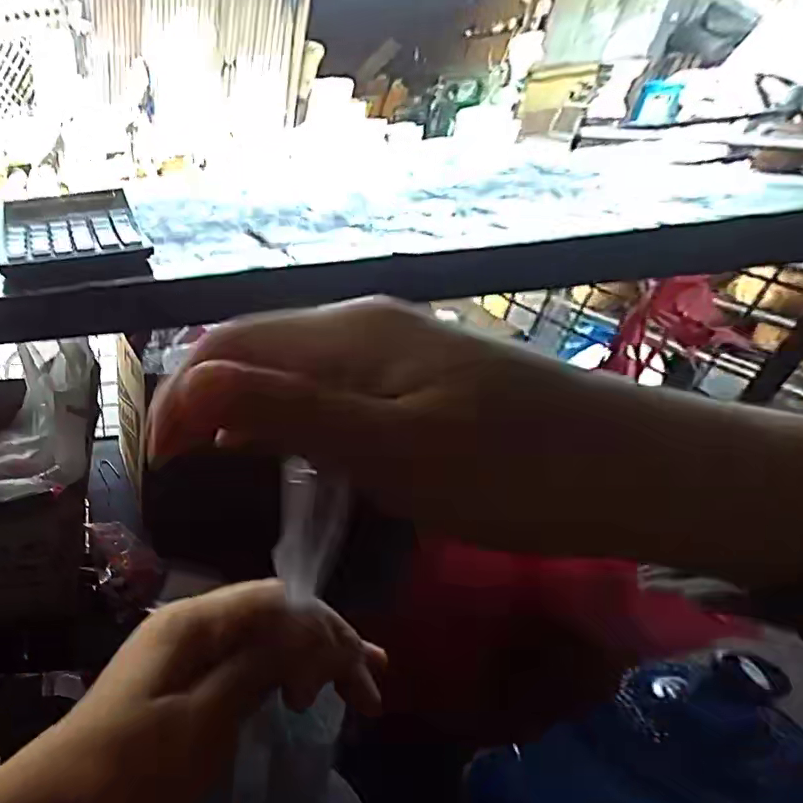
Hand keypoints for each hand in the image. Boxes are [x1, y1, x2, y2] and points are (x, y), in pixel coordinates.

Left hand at [0, 581, 379, 802]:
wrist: (64, 790)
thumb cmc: (132, 765)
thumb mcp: (203, 723)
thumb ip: (255, 670)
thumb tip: (310, 631)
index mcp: (191, 624)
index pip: (276, 599)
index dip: (325, 628)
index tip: (355, 681)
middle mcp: (186, 623)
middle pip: (271, 614)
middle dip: (325, 644)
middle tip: (371, 692)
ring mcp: (180, 647)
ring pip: (258, 637)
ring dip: (307, 659)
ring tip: (358, 689)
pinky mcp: (177, 673)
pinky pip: (236, 660)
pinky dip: (275, 673)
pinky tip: (302, 690)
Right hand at [147, 297, 802, 587]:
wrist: (643, 476)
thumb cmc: (515, 473)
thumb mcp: (390, 450)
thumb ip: (287, 411)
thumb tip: (191, 383)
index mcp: (346, 335)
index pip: (225, 348)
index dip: (177, 397)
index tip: (158, 462)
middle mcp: (354, 326)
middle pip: (244, 349)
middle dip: (193, 399)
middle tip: (172, 466)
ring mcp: (379, 350)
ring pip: (274, 367)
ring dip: (226, 406)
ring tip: (202, 458)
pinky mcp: (399, 379)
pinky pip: (309, 387)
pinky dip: (269, 415)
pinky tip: (265, 447)